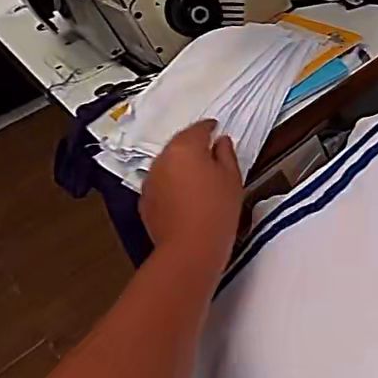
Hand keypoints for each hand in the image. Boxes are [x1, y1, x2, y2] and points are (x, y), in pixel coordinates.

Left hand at [140, 120, 242, 261]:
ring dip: (181, 167)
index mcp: (186, 147)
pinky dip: (171, 185)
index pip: (199, 128)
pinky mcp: (145, 201)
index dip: (210, 128)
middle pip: (180, 145)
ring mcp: (150, 180)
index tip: (218, 131)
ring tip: (199, 181)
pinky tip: (185, 199)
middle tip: (211, 158)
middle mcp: (162, 158)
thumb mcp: (232, 178)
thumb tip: (221, 142)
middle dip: (194, 148)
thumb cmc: (218, 210)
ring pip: (168, 165)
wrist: (190, 249)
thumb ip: (227, 153)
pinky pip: (161, 184)